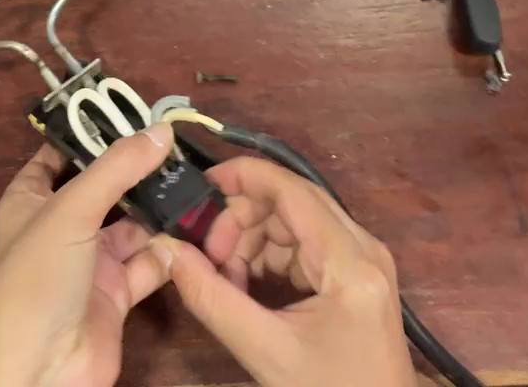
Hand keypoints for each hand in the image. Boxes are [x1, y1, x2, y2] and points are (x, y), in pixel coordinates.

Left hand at [0, 127, 177, 386]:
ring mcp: (88, 262)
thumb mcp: (71, 210)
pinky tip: (194, 232)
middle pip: (103, 188)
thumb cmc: (38, 279)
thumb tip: (161, 129)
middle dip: (136, 172)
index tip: (130, 113)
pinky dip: (168, 250)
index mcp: (30, 201)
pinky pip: (147, 263)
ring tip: (195, 184)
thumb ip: (117, 168)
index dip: (89, 135)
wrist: (39, 374)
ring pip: (130, 225)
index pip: (58, 156)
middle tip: (178, 147)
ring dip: (158, 210)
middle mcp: (59, 227)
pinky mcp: (115, 294)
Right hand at [162, 157, 417, 386]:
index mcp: (350, 260)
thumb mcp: (265, 351)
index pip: (289, 188)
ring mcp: (362, 258)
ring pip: (293, 219)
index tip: (199, 187)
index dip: (241, 177)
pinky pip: (303, 242)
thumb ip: (210, 297)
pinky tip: (248, 285)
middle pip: (289, 200)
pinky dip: (269, 255)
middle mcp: (362, 246)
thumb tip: (165, 248)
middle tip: (208, 255)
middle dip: (241, 218)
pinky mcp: (354, 273)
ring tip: (227, 280)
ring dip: (252, 239)